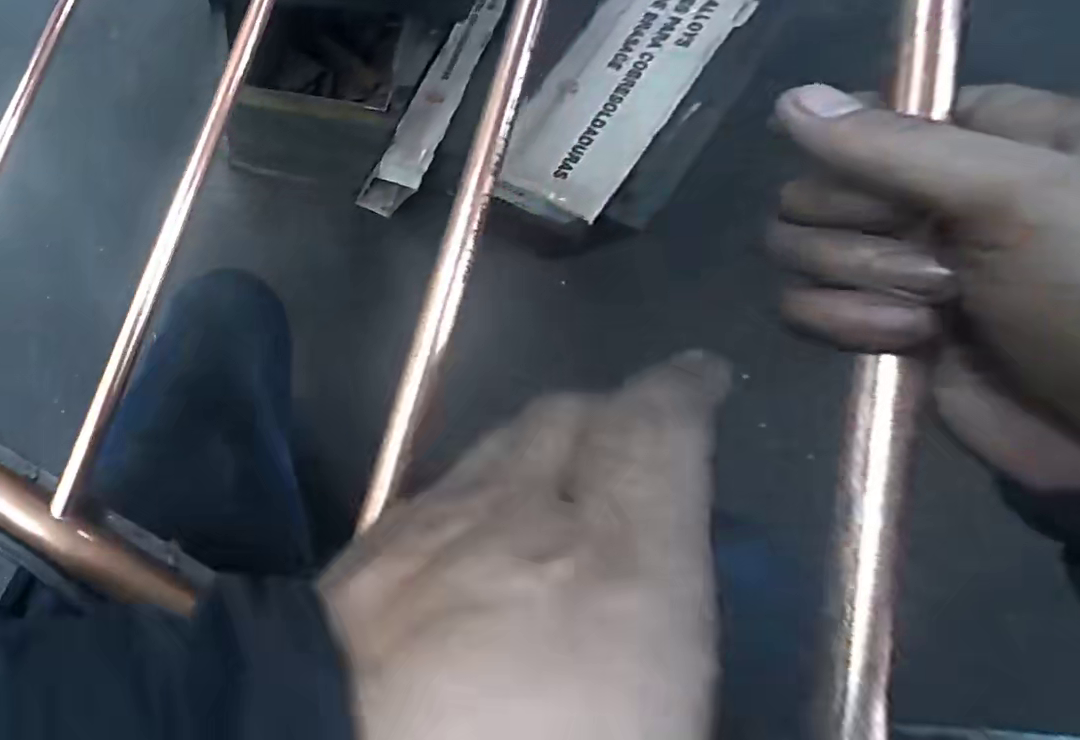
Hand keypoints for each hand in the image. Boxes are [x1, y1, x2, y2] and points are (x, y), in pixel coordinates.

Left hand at [322, 351, 728, 739]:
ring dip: (545, 441)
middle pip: (567, 417)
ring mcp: (437, 516)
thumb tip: (656, 627)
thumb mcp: (648, 723)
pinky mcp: (379, 536)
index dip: (680, 395)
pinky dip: (486, 480)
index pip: (651, 438)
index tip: (700, 375)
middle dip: (613, 408)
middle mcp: (520, 516)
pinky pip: (449, 481)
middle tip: (645, 426)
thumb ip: (666, 660)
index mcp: (614, 573)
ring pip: (503, 442)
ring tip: (571, 466)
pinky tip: (486, 519)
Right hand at [768, 82, 1079, 489]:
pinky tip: (901, 338)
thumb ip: (897, 145)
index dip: (857, 137)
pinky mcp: (884, 325)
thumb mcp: (1031, 198)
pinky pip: (804, 302)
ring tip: (930, 307)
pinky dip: (838, 319)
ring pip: (801, 244)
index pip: (895, 115)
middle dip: (852, 221)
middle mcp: (954, 205)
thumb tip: (789, 96)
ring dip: (848, 274)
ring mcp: (914, 269)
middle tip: (925, 249)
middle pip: (826, 184)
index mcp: (1011, 152)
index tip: (855, 163)